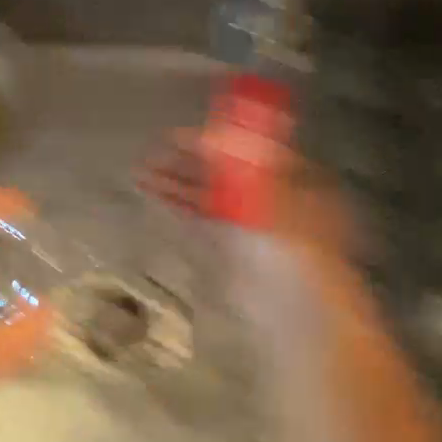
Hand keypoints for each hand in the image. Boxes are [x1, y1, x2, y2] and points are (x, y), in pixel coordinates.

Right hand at [138, 130, 369, 333]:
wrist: (294, 310)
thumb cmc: (290, 252)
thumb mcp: (267, 202)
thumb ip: (240, 165)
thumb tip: (212, 131)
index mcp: (299, 180)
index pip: (255, 150)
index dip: (220, 138)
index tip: (184, 134)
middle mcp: (278, 196)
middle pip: (230, 169)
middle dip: (191, 159)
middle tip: (153, 151)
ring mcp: (256, 221)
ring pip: (213, 192)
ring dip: (179, 180)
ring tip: (142, 171)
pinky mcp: (236, 245)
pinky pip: (206, 215)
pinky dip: (183, 202)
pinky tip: (157, 194)